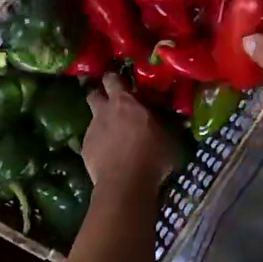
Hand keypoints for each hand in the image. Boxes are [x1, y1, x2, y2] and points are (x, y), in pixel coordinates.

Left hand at [82, 74, 179, 194]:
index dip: (114, 79)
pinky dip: (99, 145)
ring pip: (93, 119)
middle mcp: (104, 112)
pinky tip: (109, 157)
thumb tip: (177, 120)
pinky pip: (92, 142)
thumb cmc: (152, 156)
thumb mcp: (168, 138)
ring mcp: (91, 130)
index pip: (113, 79)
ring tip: (114, 137)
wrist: (125, 183)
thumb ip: (164, 125)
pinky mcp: (85, 150)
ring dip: (102, 124)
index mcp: (125, 103)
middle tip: (111, 104)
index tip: (120, 81)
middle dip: (100, 96)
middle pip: (94, 94)